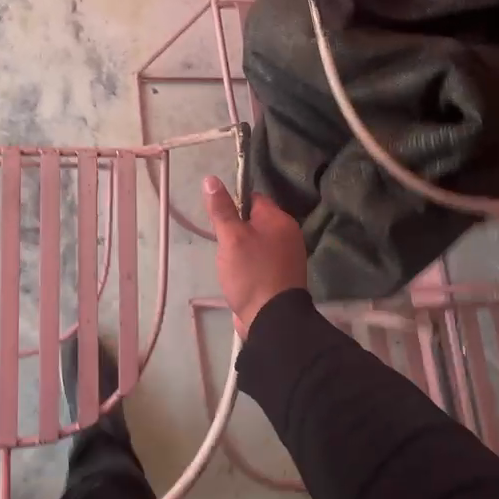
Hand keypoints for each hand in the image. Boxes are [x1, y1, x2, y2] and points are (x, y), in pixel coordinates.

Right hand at [203, 176, 307, 336]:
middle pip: (254, 221)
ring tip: (229, 264)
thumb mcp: (231, 238)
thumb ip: (221, 209)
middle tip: (223, 246)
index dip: (233, 206)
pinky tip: (238, 277)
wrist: (272, 320)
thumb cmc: (251, 273)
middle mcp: (288, 235)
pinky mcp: (281, 277)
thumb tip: (211, 179)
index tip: (220, 222)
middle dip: (235, 231)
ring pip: (255, 242)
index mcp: (280, 221)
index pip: (253, 198)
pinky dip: (248, 265)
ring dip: (240, 250)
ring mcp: (287, 258)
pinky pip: (260, 261)